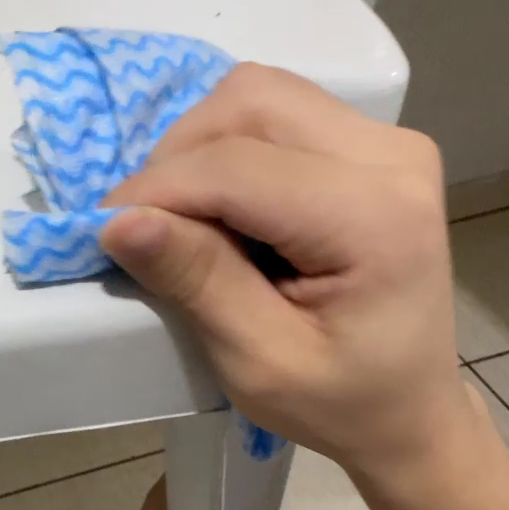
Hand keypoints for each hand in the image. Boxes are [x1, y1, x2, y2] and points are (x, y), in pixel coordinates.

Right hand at [100, 64, 483, 487]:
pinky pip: (280, 117)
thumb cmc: (338, 404)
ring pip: (261, 98)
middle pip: (251, 104)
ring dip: (200, 150)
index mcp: (375, 218)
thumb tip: (118, 221)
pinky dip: (229, 152)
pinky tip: (219, 209)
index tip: (100, 232)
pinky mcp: (374, 149)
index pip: (239, 167)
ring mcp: (389, 145)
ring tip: (178, 220)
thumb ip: (197, 281)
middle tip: (142, 227)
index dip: (158, 190)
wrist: (408, 411)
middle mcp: (392, 158)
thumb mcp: (259, 362)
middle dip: (177, 159)